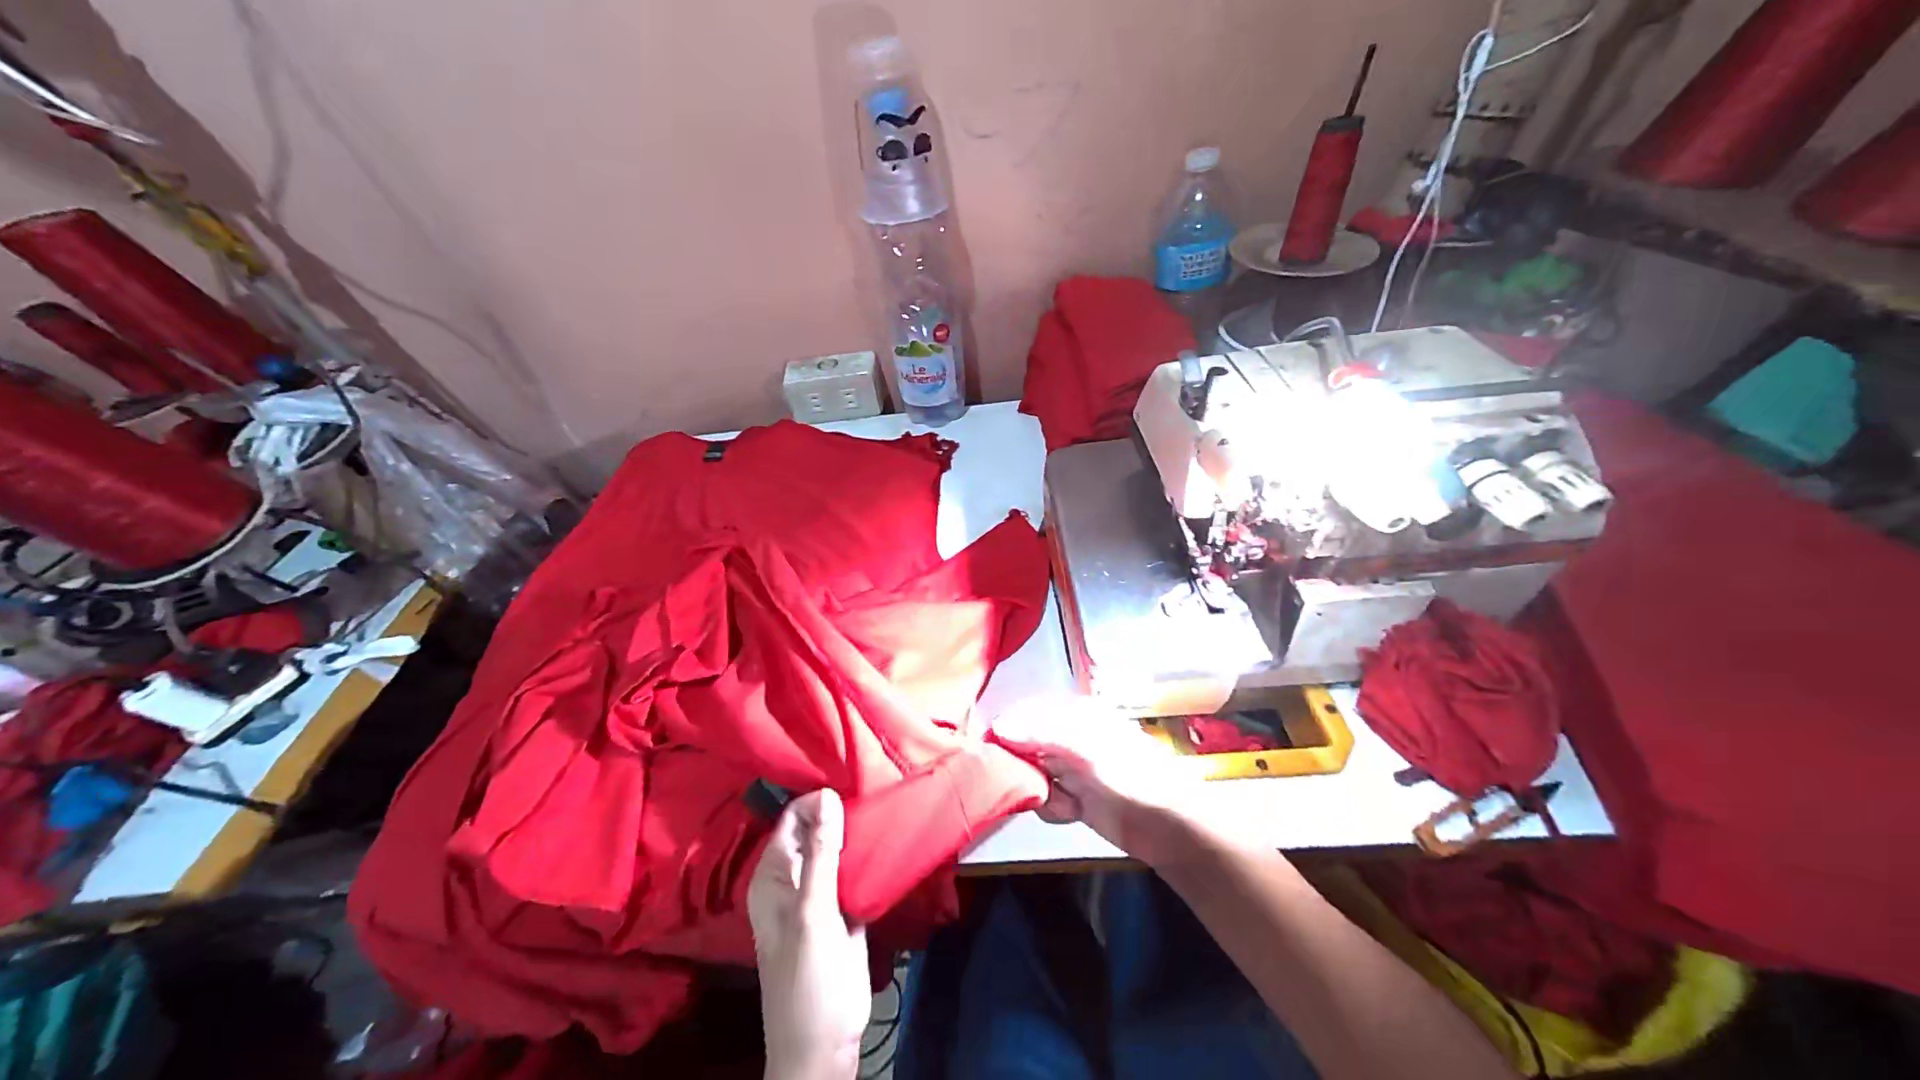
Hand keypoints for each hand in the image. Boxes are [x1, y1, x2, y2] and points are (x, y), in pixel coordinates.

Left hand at [748, 789, 869, 1079]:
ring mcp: (818, 895)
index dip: (817, 801)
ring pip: (836, 850)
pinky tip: (887, 842)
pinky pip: (852, 872)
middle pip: (816, 832)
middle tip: (874, 792)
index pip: (792, 820)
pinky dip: (866, 858)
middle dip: (840, 813)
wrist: (825, 1044)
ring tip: (884, 808)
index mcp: (773, 877)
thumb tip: (827, 796)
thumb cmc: (809, 979)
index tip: (853, 787)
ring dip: (855, 833)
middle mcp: (793, 880)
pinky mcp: (841, 909)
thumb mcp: (813, 913)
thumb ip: (820, 855)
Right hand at [991, 697, 1211, 867]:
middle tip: (1036, 780)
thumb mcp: (1087, 751)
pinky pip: (1045, 798)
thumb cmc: (1133, 778)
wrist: (1171, 829)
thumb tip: (997, 726)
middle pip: (1025, 745)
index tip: (991, 748)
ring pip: (1032, 774)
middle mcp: (1071, 737)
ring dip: (1040, 789)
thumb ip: (1042, 735)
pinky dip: (1053, 807)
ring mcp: (1073, 768)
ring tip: (1065, 800)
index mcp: (1077, 713)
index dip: (1008, 728)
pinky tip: (1072, 811)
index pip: (1028, 712)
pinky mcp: (1076, 797)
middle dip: (1024, 765)